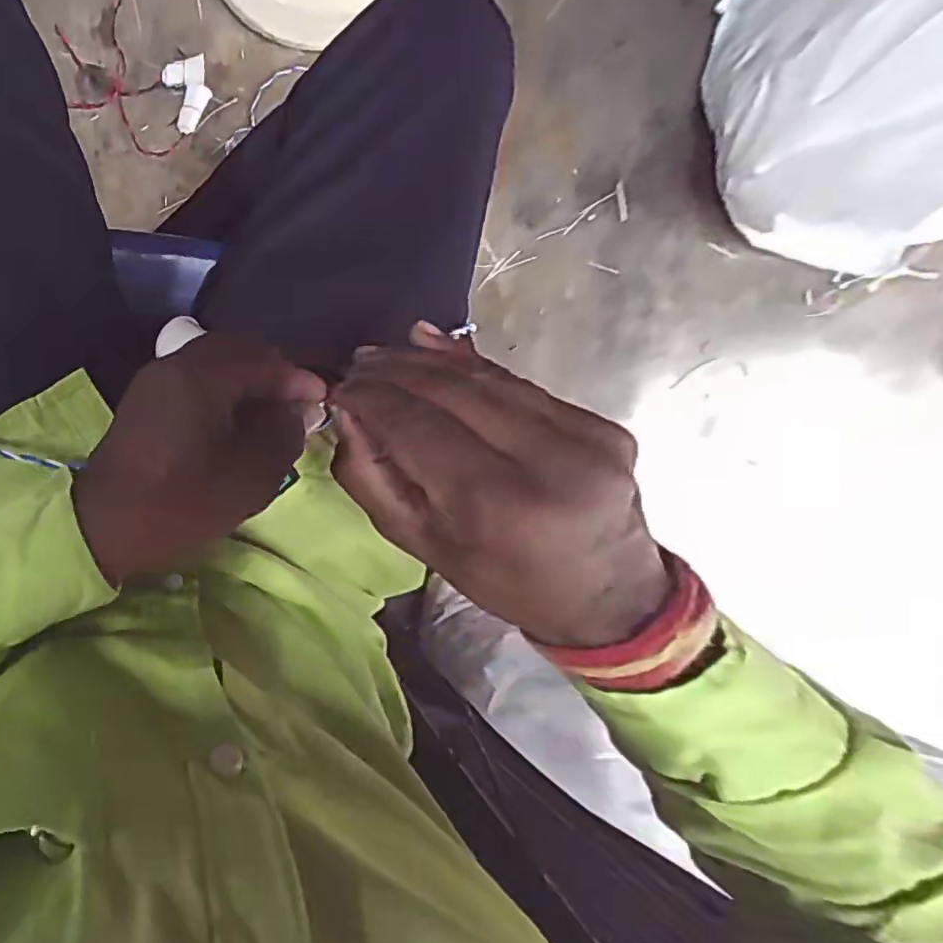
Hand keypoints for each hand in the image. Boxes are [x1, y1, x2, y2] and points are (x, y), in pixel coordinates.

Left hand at [74, 333, 325, 583]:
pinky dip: (219, 388)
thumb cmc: (179, 504)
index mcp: (199, 377)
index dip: (297, 378)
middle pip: (234, 350)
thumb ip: (281, 434)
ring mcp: (153, 381)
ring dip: (244, 379)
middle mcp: (173, 366)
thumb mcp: (247, 477)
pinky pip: (191, 378)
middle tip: (295, 403)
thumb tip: (292, 409)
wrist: (104, 526)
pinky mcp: (143, 400)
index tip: (321, 402)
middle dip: (271, 371)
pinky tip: (232, 419)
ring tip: (267, 413)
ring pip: (211, 362)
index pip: (262, 360)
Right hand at [332, 324, 667, 646]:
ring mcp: (584, 437)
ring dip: (426, 360)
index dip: (370, 399)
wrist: (604, 596)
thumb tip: (346, 413)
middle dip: (393, 372)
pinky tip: (431, 346)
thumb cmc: (496, 577)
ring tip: (383, 353)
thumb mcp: (415, 540)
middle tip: (355, 364)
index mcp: (494, 503)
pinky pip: (517, 384)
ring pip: (485, 378)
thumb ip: (369, 475)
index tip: (338, 388)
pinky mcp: (601, 423)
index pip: (416, 425)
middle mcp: (547, 461)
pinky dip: (468, 363)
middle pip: (451, 392)